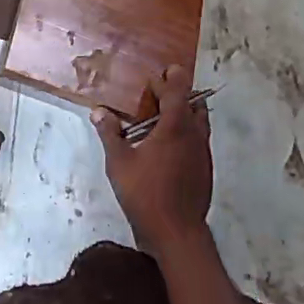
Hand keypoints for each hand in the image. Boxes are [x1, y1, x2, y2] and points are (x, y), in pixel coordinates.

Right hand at [92, 65, 213, 252]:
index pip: (177, 91)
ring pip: (200, 122)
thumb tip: (98, 111)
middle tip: (161, 92)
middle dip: (179, 93)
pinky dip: (188, 133)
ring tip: (165, 116)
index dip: (170, 79)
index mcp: (175, 126)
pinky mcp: (205, 169)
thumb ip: (110, 134)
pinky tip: (170, 147)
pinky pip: (199, 140)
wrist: (176, 230)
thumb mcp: (119, 162)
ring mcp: (203, 152)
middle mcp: (194, 134)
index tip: (163, 72)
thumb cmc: (145, 192)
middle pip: (193, 103)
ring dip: (186, 113)